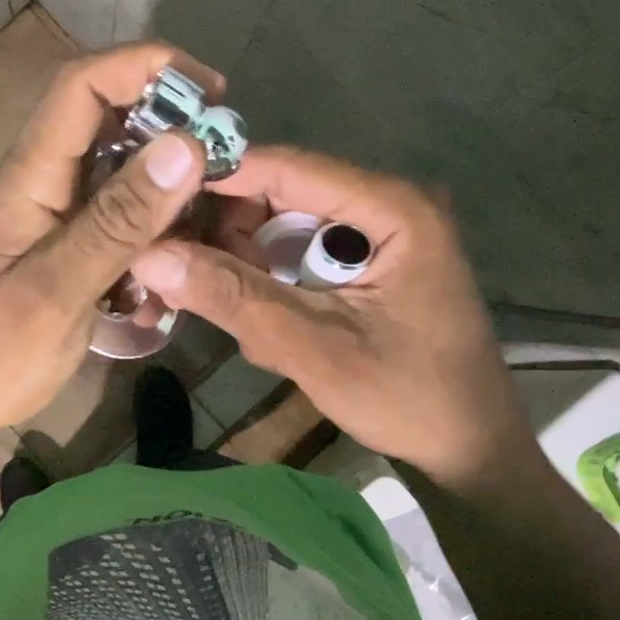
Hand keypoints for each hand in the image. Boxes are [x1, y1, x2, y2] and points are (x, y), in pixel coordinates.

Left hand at [0, 44, 220, 445]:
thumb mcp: (55, 293)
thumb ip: (116, 223)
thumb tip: (185, 145)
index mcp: (28, 179)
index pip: (80, 87)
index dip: (144, 67)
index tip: (214, 93)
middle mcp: (42, 184)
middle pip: (107, 120)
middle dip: (171, 124)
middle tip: (229, 161)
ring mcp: (55, 216)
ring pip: (121, 169)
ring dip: (169, 180)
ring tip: (215, 213)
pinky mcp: (67, 247)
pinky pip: (120, 214)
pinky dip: (155, 224)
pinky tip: (180, 256)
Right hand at [133, 147, 528, 482]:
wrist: (470, 452)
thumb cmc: (407, 399)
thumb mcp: (313, 349)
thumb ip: (234, 298)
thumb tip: (148, 254)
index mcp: (392, 209)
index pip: (286, 167)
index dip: (215, 180)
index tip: (152, 206)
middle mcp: (386, 205)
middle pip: (279, 195)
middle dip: (229, 238)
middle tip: (183, 283)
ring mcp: (377, 235)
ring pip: (281, 228)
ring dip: (247, 272)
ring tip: (242, 327)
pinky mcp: (366, 263)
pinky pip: (297, 255)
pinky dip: (270, 288)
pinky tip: (269, 335)